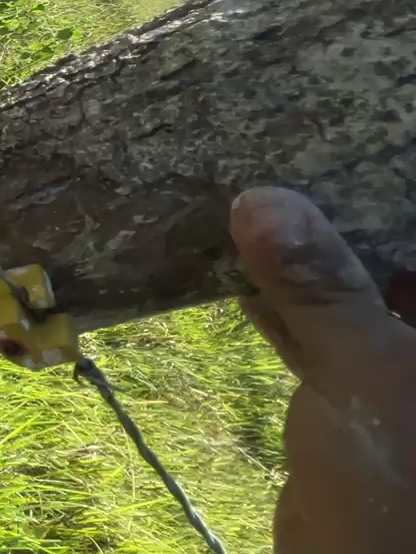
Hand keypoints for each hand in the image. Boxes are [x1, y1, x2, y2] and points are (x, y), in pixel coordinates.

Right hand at [231, 187, 415, 553]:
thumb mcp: (373, 376)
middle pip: (405, 268)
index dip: (396, 191)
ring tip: (244, 200)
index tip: (351, 142)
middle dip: (345, 220)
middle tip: (279, 159)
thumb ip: (323, 288)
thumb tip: (263, 197)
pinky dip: (281, 303)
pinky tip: (229, 267)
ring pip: (362, 299)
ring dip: (305, 261)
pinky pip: (326, 333)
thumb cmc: (414, 483)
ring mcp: (413, 381)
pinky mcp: (370, 403)